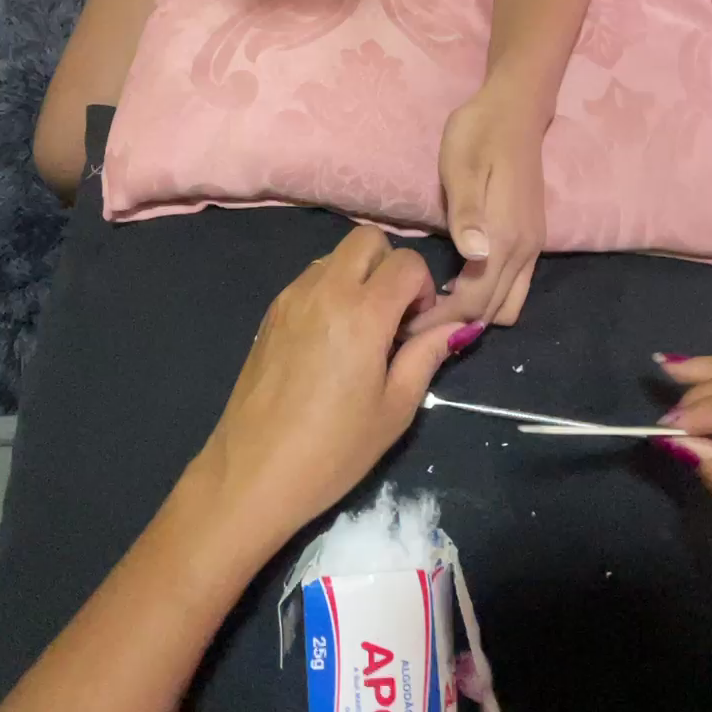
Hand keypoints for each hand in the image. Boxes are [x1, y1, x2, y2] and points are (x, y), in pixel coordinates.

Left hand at [195, 227, 466, 537]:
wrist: (253, 472)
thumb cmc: (334, 449)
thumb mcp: (394, 408)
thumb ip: (426, 356)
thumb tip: (457, 326)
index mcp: (363, 312)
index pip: (406, 261)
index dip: (422, 288)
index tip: (416, 326)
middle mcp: (325, 290)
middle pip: (367, 239)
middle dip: (389, 266)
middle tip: (392, 316)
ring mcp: (291, 297)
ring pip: (335, 255)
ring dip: (358, 276)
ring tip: (360, 329)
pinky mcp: (271, 312)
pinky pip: (310, 278)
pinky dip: (330, 290)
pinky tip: (330, 339)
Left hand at [412, 85, 546, 333]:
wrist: (514, 109)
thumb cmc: (478, 134)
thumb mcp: (461, 166)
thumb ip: (467, 213)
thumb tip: (474, 258)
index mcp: (505, 236)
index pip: (475, 300)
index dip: (442, 321)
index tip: (406, 327)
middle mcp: (525, 250)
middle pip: (493, 311)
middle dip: (455, 325)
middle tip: (412, 325)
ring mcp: (533, 246)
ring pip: (510, 305)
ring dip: (477, 315)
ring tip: (434, 309)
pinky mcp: (532, 240)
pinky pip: (515, 288)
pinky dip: (490, 299)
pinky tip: (460, 288)